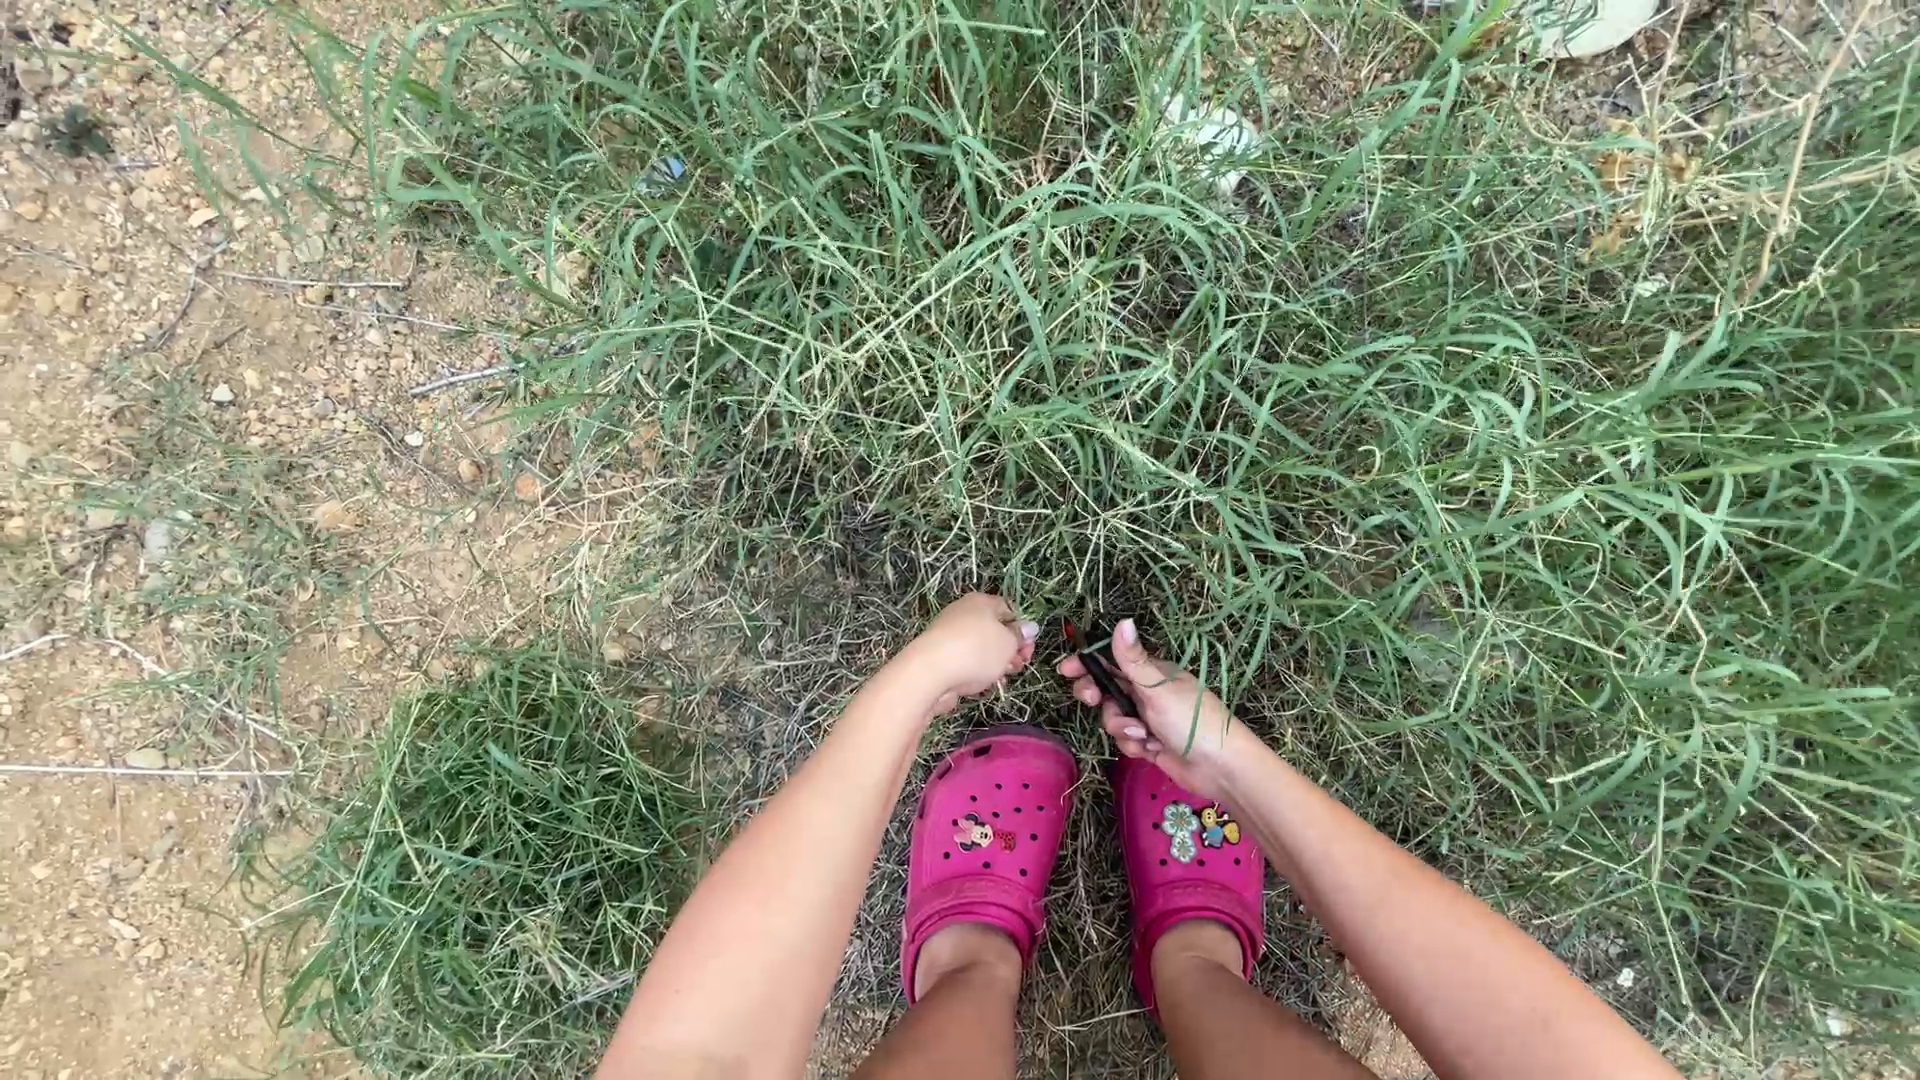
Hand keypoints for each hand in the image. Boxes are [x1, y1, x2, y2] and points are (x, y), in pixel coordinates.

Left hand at [895, 593, 1039, 714]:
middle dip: (1010, 650)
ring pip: (981, 648)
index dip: (1022, 629)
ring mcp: (950, 635)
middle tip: (1019, 666)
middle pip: (995, 630)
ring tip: (1000, 677)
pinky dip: (976, 671)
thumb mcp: (1009, 642)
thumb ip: (1020, 635)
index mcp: (981, 602)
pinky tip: (982, 684)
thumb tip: (1029, 627)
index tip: (1028, 649)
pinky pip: (966, 660)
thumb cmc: (977, 651)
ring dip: (995, 663)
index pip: (1008, 609)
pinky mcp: (941, 655)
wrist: (931, 672)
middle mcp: (964, 613)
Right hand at [1056, 619, 1243, 797]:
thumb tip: (1122, 620)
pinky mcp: (1149, 743)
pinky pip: (1126, 740)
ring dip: (1122, 727)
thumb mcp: (1157, 687)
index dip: (1087, 664)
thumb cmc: (1191, 720)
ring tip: (1143, 735)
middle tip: (1094, 702)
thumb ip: (1133, 659)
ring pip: (1113, 718)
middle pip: (1106, 690)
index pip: (1112, 661)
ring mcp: (1148, 719)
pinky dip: (1135, 745)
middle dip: (1098, 698)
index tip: (1065, 670)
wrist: (1219, 767)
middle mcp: (1147, 693)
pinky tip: (1152, 750)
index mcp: (1151, 673)